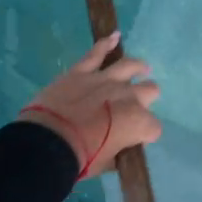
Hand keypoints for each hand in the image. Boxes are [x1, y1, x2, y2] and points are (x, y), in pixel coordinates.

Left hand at [18, 31, 162, 178]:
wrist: (49, 143)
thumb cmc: (80, 159)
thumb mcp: (106, 164)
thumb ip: (117, 152)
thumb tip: (118, 148)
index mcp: (138, 123)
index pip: (153, 128)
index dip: (145, 134)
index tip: (136, 140)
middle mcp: (128, 97)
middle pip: (149, 92)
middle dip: (146, 100)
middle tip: (137, 106)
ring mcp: (105, 80)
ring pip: (130, 67)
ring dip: (138, 68)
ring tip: (142, 69)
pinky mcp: (82, 71)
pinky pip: (97, 53)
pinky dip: (106, 43)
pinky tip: (115, 36)